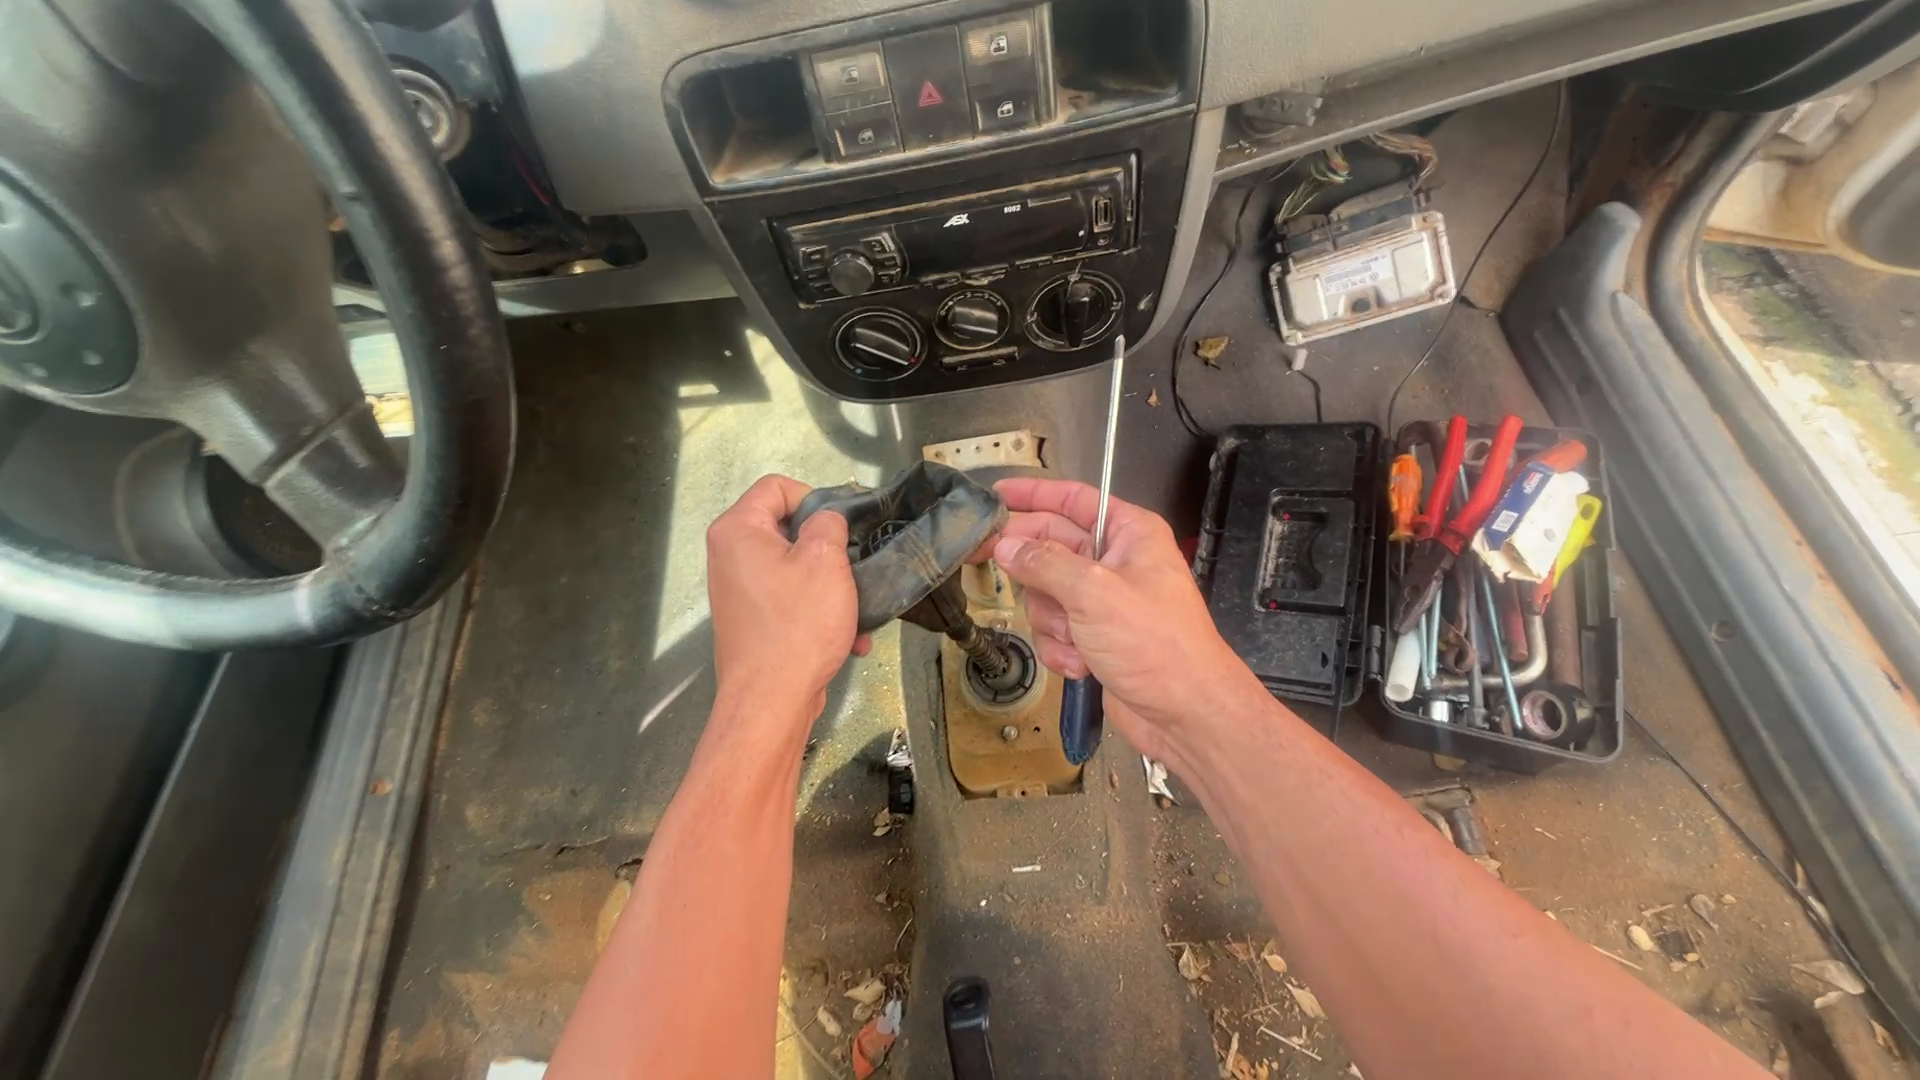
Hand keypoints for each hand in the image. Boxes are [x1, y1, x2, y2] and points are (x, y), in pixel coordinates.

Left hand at [706, 475, 870, 720]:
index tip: (842, 526)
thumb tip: (825, 520)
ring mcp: (740, 591)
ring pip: (796, 569)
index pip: (776, 487)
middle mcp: (730, 555)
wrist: (772, 701)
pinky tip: (851, 638)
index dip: (814, 497)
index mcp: (738, 530)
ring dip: (833, 587)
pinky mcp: (753, 621)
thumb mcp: (825, 561)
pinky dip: (820, 612)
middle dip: (829, 549)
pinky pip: (792, 600)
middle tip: (856, 566)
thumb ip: (828, 524)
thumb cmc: (798, 624)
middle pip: (788, 528)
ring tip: (860, 610)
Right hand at [982, 477, 1265, 771]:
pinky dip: (1060, 648)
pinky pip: (1055, 629)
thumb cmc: (1156, 644)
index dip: (1034, 494)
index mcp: (1129, 534)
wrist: (1185, 712)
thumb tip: (1006, 547)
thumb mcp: (1094, 593)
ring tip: (1074, 637)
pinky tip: (1081, 663)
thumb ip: (1044, 564)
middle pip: (1051, 547)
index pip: (1073, 499)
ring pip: (1046, 593)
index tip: (998, 493)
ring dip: (1051, 620)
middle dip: (1030, 567)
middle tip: (985, 557)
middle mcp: (1115, 561)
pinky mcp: (1094, 636)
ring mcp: (1103, 601)